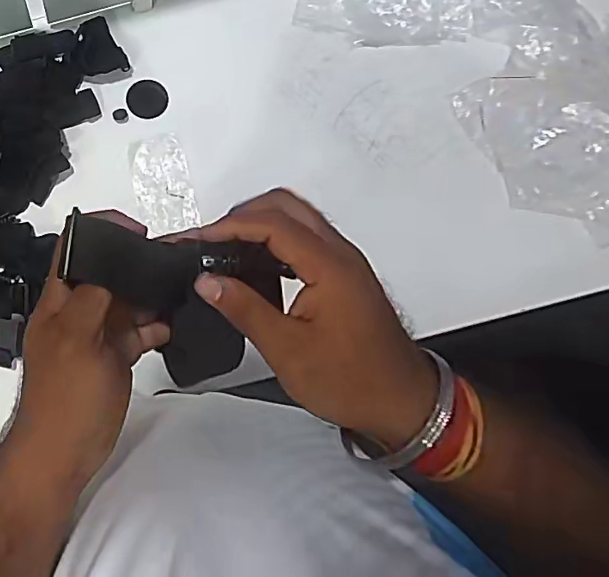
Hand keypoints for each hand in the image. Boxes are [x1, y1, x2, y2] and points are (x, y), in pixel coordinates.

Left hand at [0, 211, 170, 492]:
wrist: (62, 455)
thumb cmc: (58, 402)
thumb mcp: (77, 338)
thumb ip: (92, 297)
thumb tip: (109, 267)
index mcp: (59, 298)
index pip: (74, 248)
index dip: (99, 230)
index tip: (130, 229)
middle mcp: (76, 311)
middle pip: (104, 272)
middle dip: (130, 263)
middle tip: (158, 262)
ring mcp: (94, 334)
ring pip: (122, 300)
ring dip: (145, 294)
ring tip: (167, 292)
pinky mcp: (111, 357)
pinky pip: (134, 331)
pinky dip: (151, 325)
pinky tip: (165, 326)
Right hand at [186, 189, 437, 447]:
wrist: (406, 405)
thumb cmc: (360, 383)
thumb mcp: (289, 352)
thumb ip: (244, 310)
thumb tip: (209, 282)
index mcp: (330, 267)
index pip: (271, 223)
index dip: (230, 226)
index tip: (202, 239)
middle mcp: (340, 254)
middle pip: (283, 204)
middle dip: (241, 215)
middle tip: (214, 238)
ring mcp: (343, 260)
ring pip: (294, 214)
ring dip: (258, 222)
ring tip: (229, 246)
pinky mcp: (342, 270)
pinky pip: (303, 233)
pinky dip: (273, 236)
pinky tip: (257, 261)